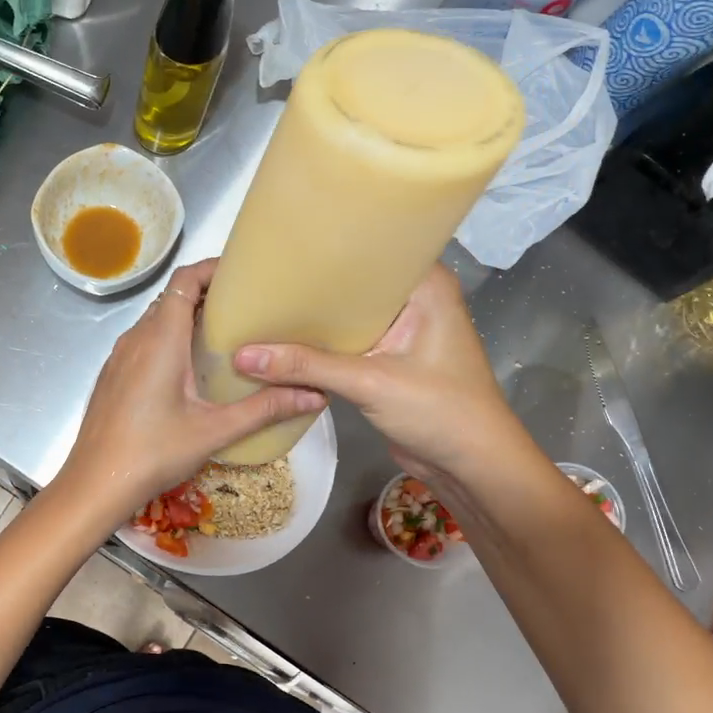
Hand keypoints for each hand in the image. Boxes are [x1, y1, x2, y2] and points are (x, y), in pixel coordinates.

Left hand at [59, 259, 320, 521]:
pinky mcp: (112, 377)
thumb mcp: (213, 431)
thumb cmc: (152, 453)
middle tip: (246, 308)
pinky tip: (189, 368)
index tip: (243, 273)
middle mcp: (135, 339)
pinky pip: (142, 343)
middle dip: (207, 295)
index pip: (184, 281)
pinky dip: (167, 341)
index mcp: (160, 339)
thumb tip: (314, 396)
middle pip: (171, 298)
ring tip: (225, 336)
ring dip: (186, 320)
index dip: (212, 268)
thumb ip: (264, 409)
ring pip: (155, 322)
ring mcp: (118, 358)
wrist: (95, 483)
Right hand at [231, 264, 530, 483]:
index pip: (368, 250)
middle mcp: (412, 298)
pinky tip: (279, 343)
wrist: (471, 464)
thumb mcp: (369, 383)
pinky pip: (343, 341)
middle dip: (307, 285)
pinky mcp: (386, 356)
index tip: (277, 249)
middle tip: (256, 278)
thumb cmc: (440, 411)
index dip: (324, 248)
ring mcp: (399, 329)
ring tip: (258, 306)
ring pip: (343, 314)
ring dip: (309, 319)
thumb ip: (305, 367)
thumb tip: (241, 355)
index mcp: (423, 285)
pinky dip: (317, 345)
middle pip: (350, 282)